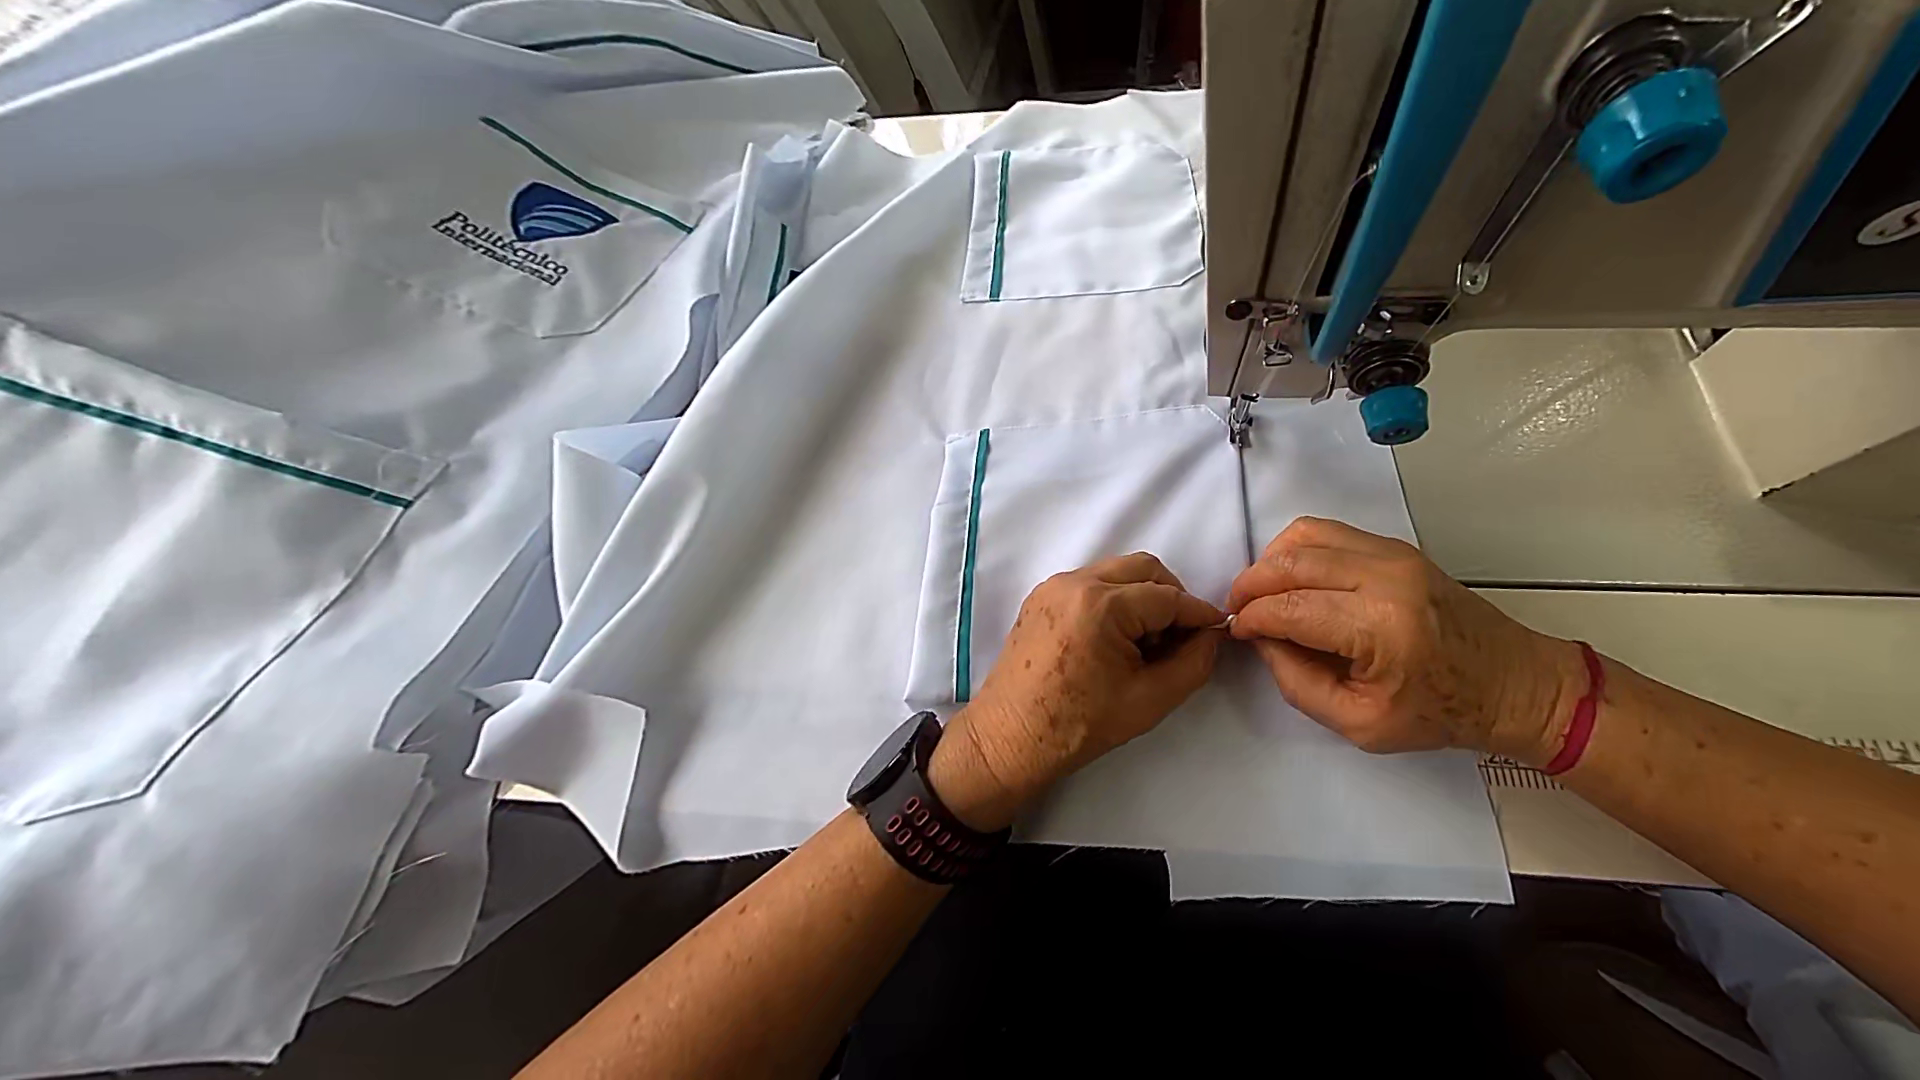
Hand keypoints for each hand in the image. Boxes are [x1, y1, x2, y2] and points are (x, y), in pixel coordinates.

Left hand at [928, 553, 1225, 830]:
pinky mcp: (1041, 597)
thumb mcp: (1151, 699)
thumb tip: (1210, 635)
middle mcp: (1074, 583)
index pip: (1168, 596)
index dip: (1198, 614)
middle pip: (1143, 569)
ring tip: (1144, 643)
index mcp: (1100, 605)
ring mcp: (1052, 587)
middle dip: (1170, 597)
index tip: (1215, 631)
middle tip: (1179, 638)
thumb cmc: (1078, 724)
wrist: (1011, 736)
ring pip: (1116, 573)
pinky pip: (1090, 584)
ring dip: (1141, 597)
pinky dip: (1113, 600)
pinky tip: (1115, 640)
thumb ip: (1193, 662)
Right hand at [1226, 517, 1585, 765]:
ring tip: (1262, 592)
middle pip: (1289, 563)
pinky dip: (1296, 550)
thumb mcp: (1356, 722)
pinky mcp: (1395, 548)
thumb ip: (1296, 681)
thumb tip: (1263, 639)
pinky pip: (1327, 532)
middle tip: (1238, 609)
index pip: (1288, 608)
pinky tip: (1292, 578)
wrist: (1513, 684)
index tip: (1237, 631)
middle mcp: (1386, 579)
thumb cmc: (1441, 712)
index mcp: (1381, 628)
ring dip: (1270, 562)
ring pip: (1303, 536)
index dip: (1250, 618)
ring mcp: (1393, 555)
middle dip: (1249, 586)